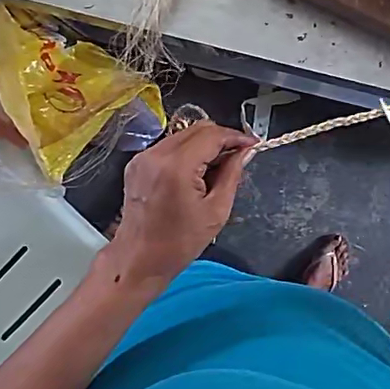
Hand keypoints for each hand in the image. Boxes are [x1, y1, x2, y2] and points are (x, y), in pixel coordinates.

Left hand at [107, 122, 255, 284]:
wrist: (138, 260)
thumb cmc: (178, 243)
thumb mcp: (216, 210)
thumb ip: (232, 174)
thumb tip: (244, 152)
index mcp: (176, 166)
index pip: (212, 135)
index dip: (236, 136)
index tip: (252, 144)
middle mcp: (156, 155)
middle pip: (197, 129)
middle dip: (222, 138)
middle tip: (239, 155)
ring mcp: (143, 158)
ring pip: (183, 135)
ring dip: (205, 144)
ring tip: (219, 167)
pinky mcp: (137, 164)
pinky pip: (169, 146)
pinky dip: (188, 152)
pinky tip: (198, 171)